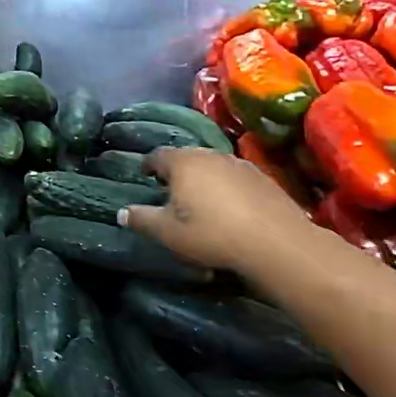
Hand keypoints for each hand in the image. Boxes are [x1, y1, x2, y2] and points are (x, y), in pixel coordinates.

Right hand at [121, 147, 316, 271]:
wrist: (274, 241)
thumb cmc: (212, 234)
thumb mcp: (169, 233)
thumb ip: (142, 220)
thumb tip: (122, 212)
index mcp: (184, 163)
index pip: (158, 155)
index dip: (149, 164)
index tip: (145, 175)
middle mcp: (211, 155)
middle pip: (187, 156)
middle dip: (176, 170)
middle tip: (169, 189)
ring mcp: (240, 163)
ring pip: (212, 165)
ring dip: (203, 177)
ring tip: (199, 198)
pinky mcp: (262, 177)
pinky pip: (234, 176)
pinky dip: (225, 186)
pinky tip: (228, 207)